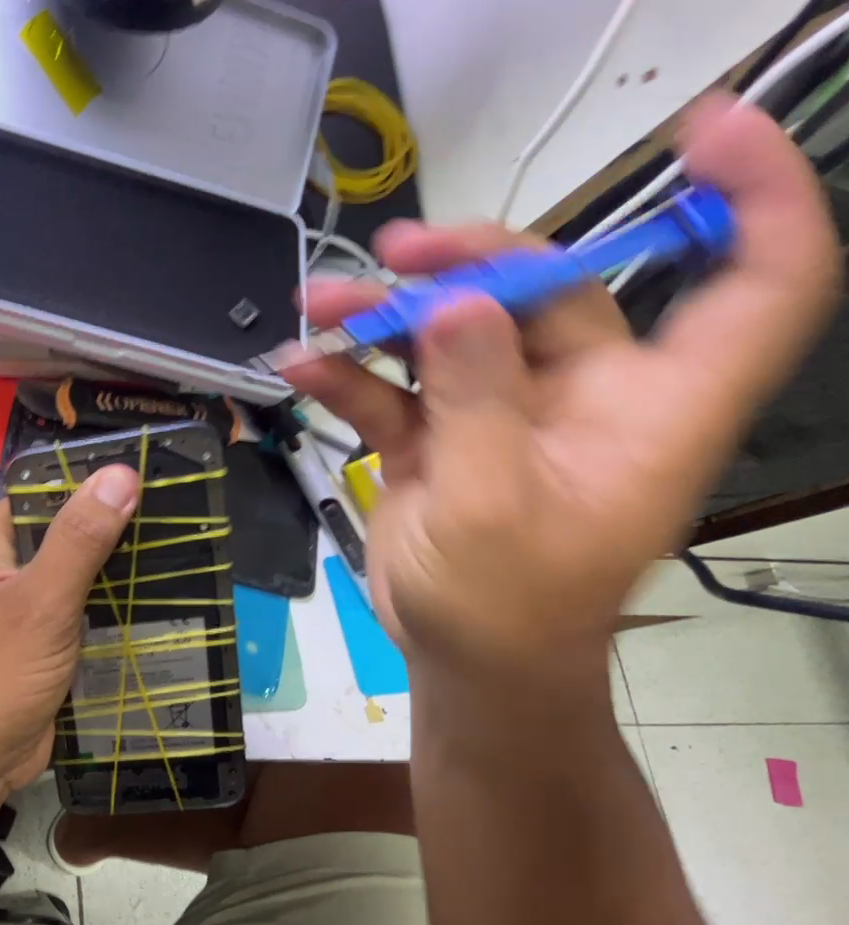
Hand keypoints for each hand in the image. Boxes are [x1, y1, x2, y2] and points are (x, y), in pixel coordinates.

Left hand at [0, 466, 139, 798]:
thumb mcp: (41, 602)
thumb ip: (80, 539)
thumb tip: (118, 473)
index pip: (34, 500)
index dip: (86, 492)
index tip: (146, 486)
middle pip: (52, 536)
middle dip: (104, 535)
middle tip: (170, 524)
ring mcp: (5, 608)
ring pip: (65, 575)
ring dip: (107, 573)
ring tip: (171, 556)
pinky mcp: (27, 640)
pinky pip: (67, 609)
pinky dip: (99, 607)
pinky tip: (147, 599)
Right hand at [283, 97, 838, 669]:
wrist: (461, 662)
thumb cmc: (507, 606)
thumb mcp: (493, 510)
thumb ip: (478, 405)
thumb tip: (461, 305)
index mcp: (651, 409)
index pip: (755, 283)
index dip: (754, 197)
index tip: (700, 132)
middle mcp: (586, 395)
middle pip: (549, 293)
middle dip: (471, 264)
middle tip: (395, 255)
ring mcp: (504, 413)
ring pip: (455, 333)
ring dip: (385, 316)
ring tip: (319, 305)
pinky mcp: (441, 436)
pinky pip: (395, 388)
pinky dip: (347, 374)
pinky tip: (299, 365)